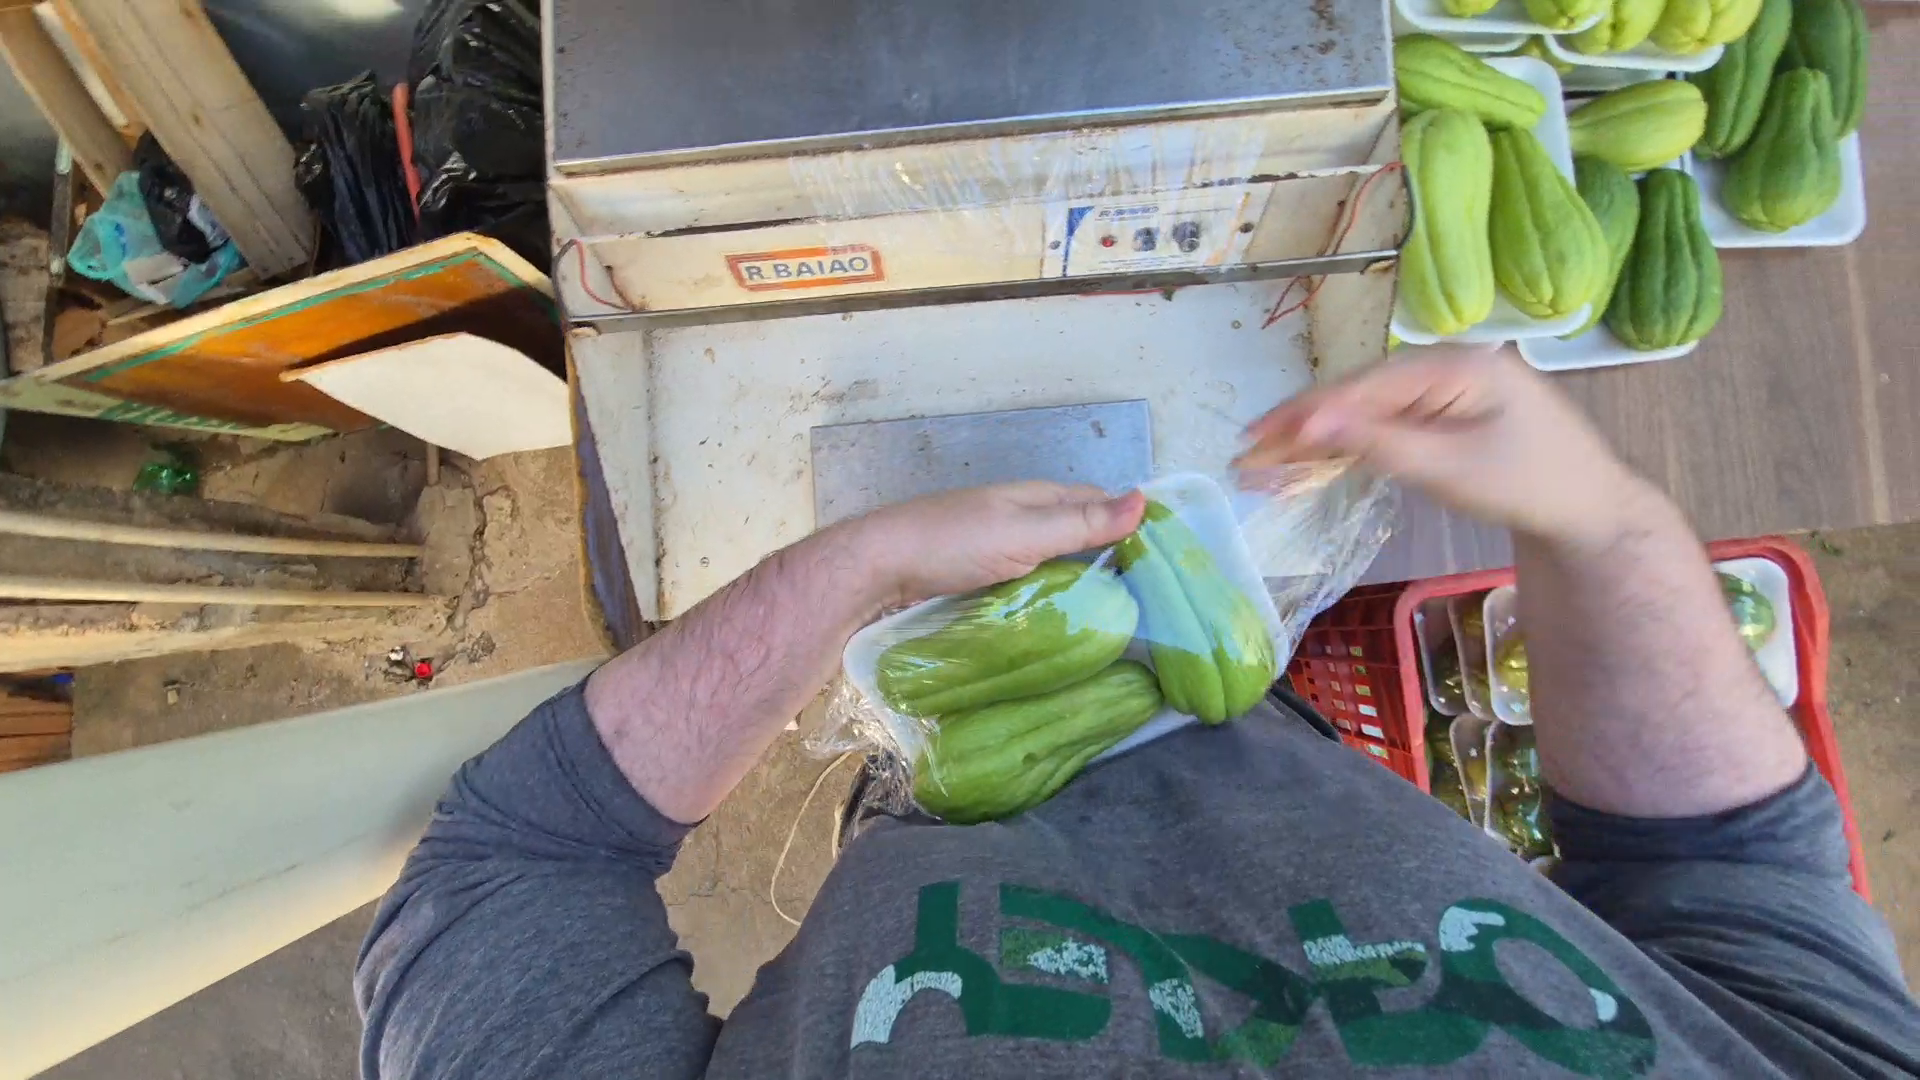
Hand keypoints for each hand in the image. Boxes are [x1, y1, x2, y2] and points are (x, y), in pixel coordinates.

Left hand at [843, 482, 1146, 608]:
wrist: (879, 568)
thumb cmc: (952, 544)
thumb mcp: (1024, 532)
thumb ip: (1080, 522)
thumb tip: (1144, 499)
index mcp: (1038, 498)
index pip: (1100, 504)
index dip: (1132, 526)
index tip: (1166, 564)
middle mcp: (1023, 517)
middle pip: (1079, 534)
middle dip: (1112, 558)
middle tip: (1149, 602)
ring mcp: (1000, 547)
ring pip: (1055, 561)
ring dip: (1082, 582)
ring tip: (1117, 618)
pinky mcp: (983, 576)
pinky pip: (1031, 582)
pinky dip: (1052, 596)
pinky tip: (1064, 621)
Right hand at [1236, 345, 1653, 547]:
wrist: (1585, 507)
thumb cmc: (1527, 484)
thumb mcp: (1449, 466)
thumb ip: (1377, 442)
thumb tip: (1310, 423)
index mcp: (1453, 366)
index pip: (1361, 387)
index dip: (1304, 412)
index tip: (1257, 434)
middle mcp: (1440, 366)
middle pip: (1352, 394)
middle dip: (1297, 425)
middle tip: (1246, 450)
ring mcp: (1437, 388)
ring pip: (1358, 409)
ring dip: (1311, 435)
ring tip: (1262, 457)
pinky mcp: (1433, 411)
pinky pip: (1375, 422)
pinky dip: (1339, 442)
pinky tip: (1304, 455)